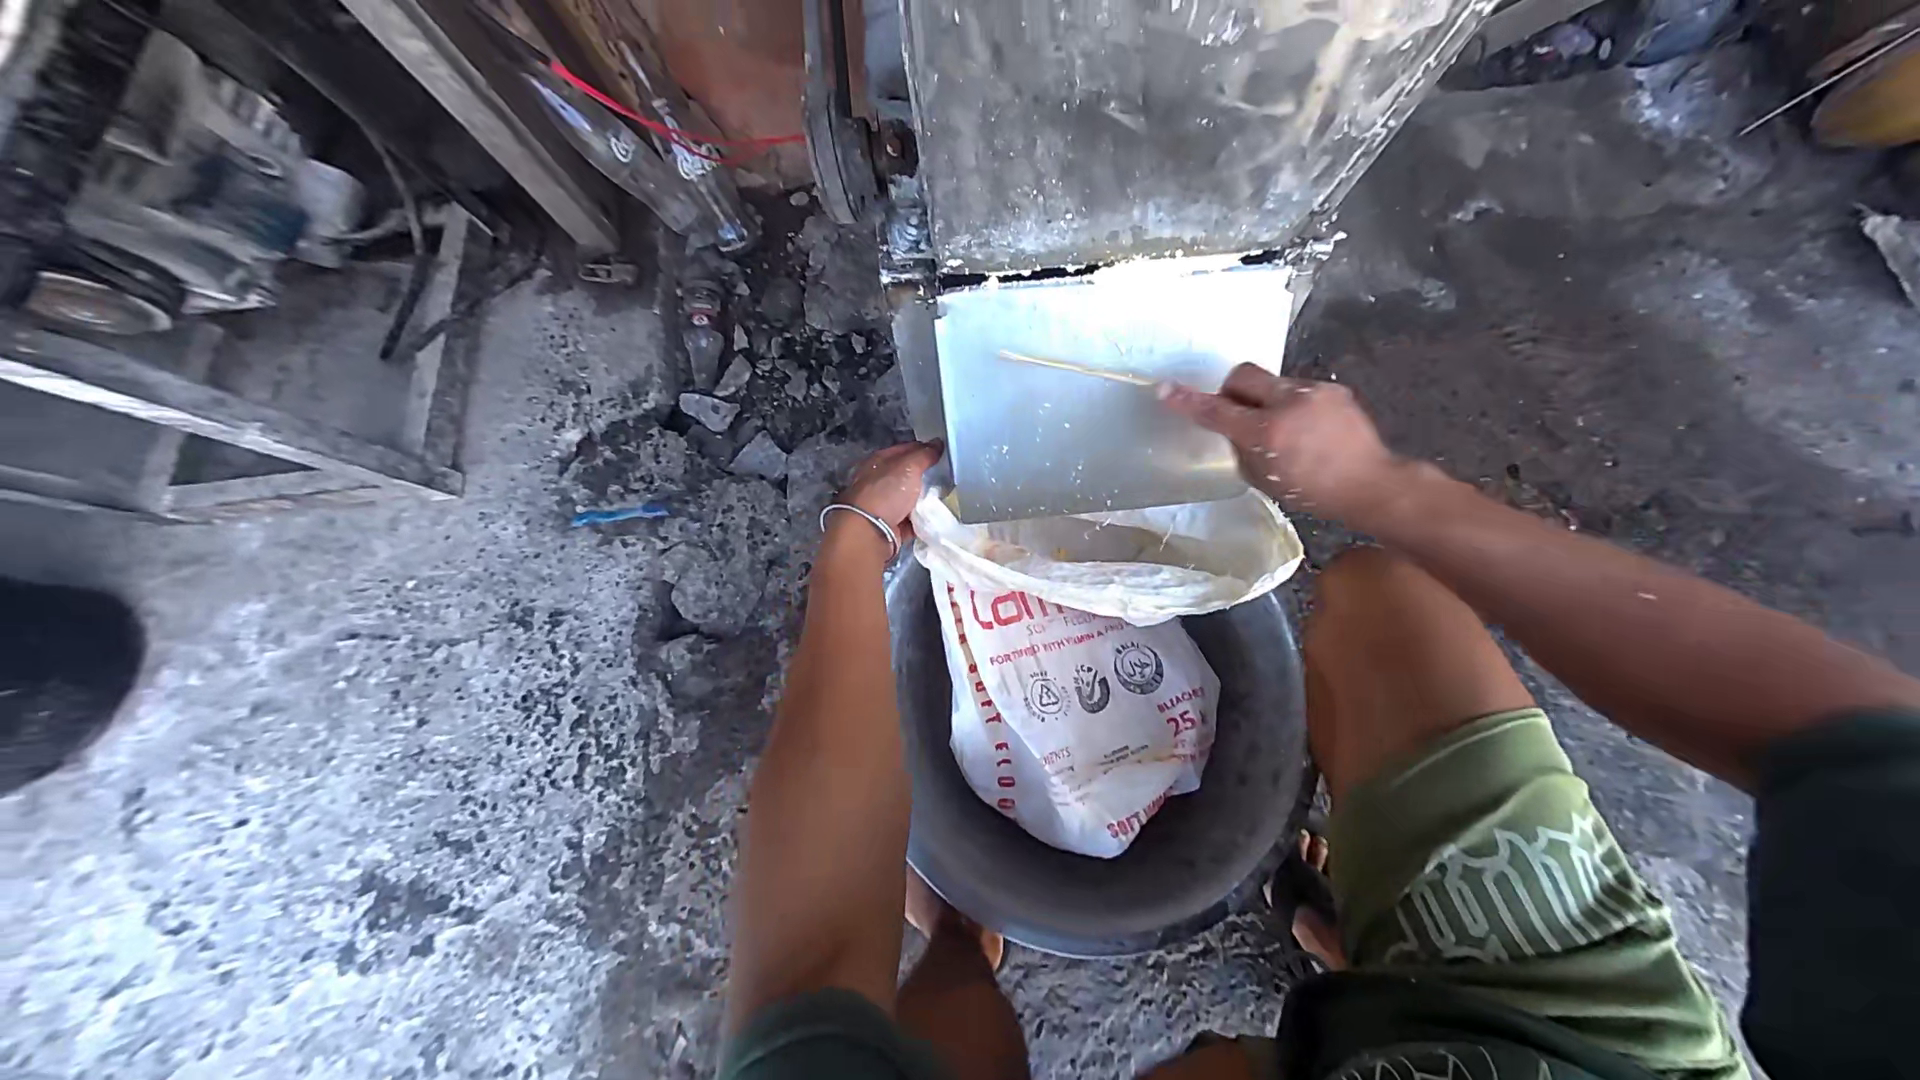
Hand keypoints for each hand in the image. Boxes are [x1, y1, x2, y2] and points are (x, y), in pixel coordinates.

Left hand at [836, 440, 943, 539]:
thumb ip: (924, 455)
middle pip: (907, 475)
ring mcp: (883, 505)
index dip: (923, 449)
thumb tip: (937, 444)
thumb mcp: (908, 466)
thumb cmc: (886, 492)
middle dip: (926, 476)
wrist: (869, 532)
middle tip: (946, 475)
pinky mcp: (890, 526)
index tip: (942, 453)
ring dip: (925, 498)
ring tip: (945, 496)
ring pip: (910, 498)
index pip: (904, 450)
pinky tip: (936, 516)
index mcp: (878, 462)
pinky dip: (922, 519)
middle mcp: (878, 482)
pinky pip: (911, 519)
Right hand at [1159, 365, 1405, 523]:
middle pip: (1243, 375)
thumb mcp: (1262, 477)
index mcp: (1266, 431)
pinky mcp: (1333, 391)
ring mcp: (1314, 392)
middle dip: (1231, 389)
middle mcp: (1288, 403)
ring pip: (1271, 382)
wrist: (1371, 484)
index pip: (1216, 410)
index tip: (1166, 390)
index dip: (1187, 401)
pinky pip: (1297, 390)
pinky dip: (1290, 405)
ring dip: (1263, 399)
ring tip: (1278, 427)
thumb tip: (1233, 429)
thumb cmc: (1311, 492)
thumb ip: (1241, 447)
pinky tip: (1303, 428)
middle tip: (1233, 410)